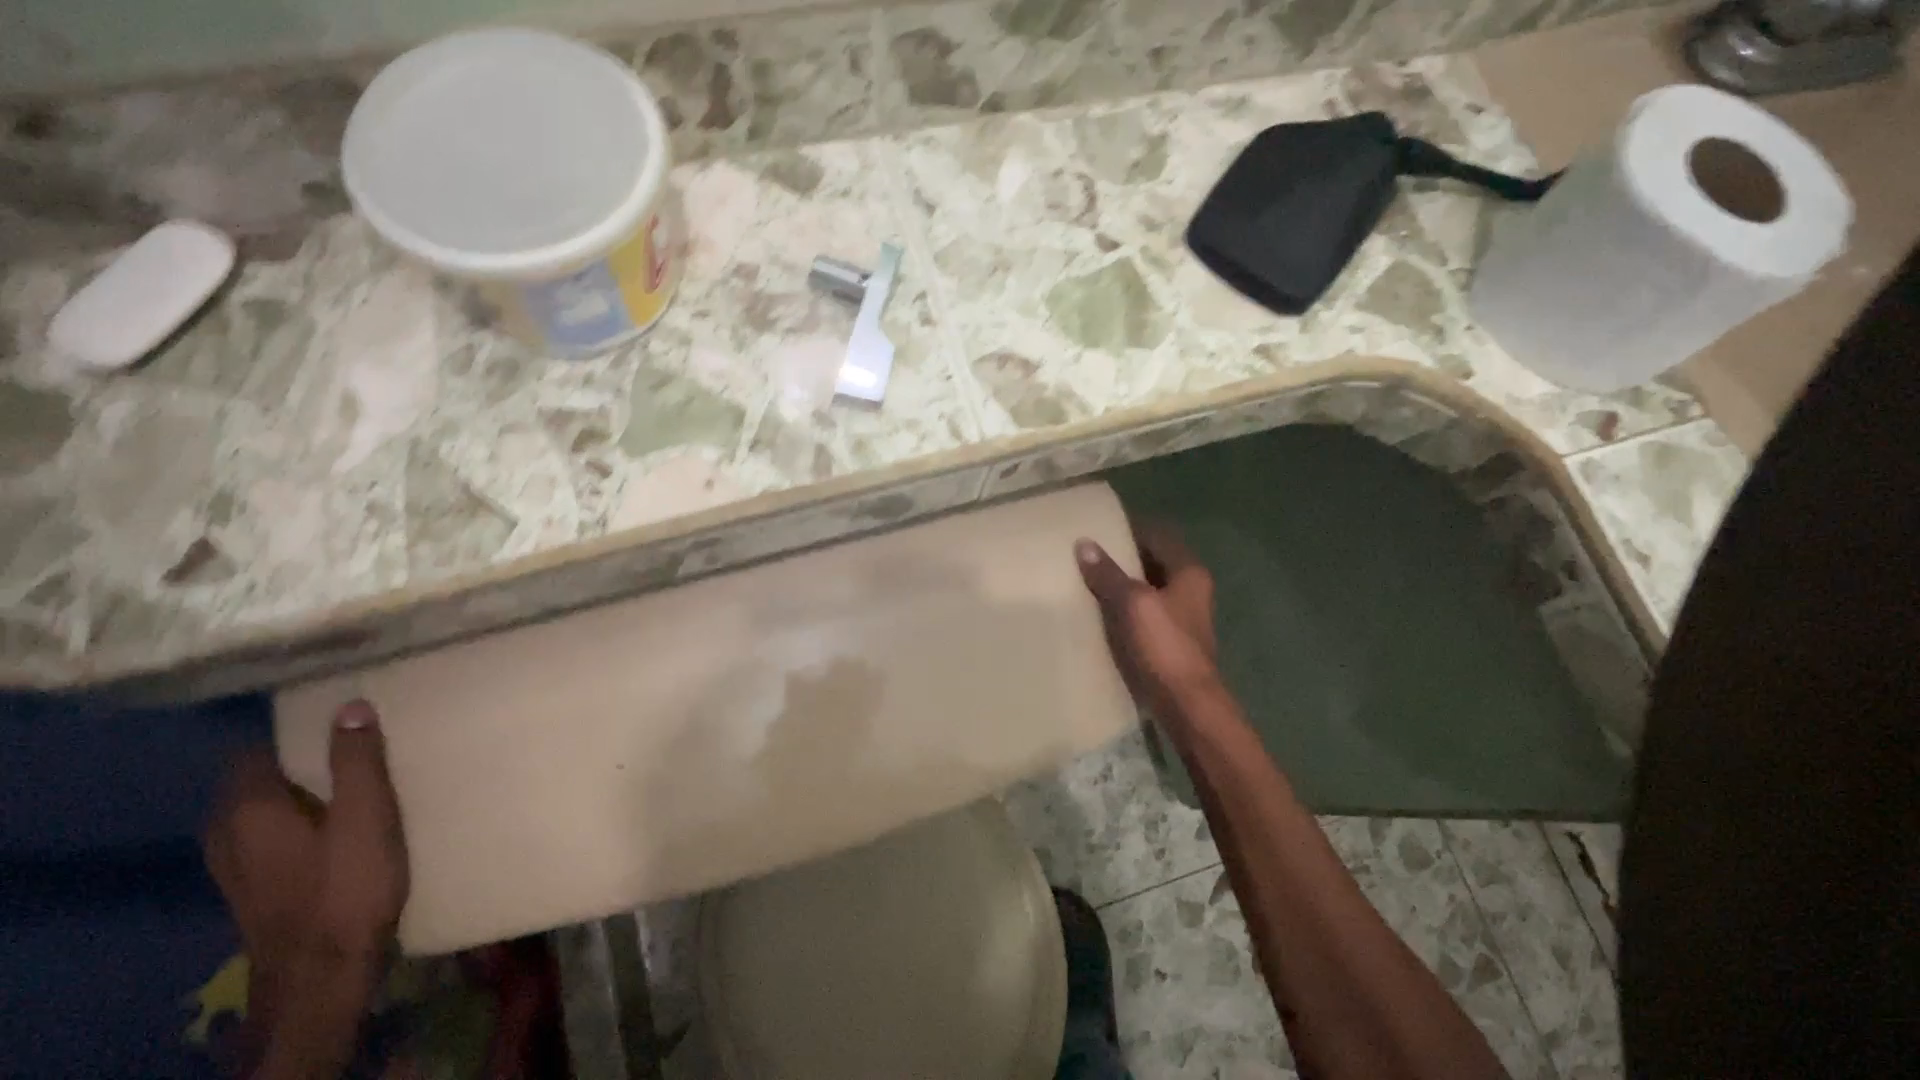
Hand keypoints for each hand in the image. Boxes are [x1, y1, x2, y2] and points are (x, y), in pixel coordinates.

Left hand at [204, 700, 407, 1076]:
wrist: (320, 978)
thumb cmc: (346, 889)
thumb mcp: (366, 817)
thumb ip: (357, 761)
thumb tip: (349, 706)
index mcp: (248, 807)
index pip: (253, 751)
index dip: (291, 735)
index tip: (333, 727)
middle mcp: (225, 832)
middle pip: (253, 783)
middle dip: (294, 768)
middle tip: (347, 759)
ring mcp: (231, 869)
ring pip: (257, 816)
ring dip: (292, 803)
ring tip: (343, 798)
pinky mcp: (249, 895)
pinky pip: (264, 844)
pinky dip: (290, 832)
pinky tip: (328, 841)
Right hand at [1075, 524, 1220, 717]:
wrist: (1186, 703)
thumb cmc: (1164, 646)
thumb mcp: (1132, 604)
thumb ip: (1108, 574)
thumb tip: (1084, 544)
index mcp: (1188, 572)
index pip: (1158, 536)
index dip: (1130, 529)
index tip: (1099, 527)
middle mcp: (1191, 589)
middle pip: (1153, 563)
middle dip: (1123, 557)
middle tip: (1087, 553)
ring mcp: (1182, 617)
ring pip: (1148, 589)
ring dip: (1123, 585)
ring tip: (1087, 580)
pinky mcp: (1171, 641)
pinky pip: (1145, 614)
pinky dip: (1125, 610)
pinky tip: (1100, 614)